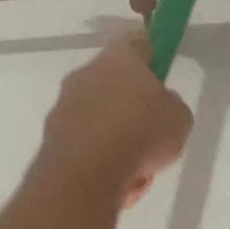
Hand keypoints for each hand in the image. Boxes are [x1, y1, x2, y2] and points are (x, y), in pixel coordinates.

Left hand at [37, 34, 193, 207]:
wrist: (84, 176)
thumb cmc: (140, 135)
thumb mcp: (179, 118)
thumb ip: (170, 106)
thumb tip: (157, 109)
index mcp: (117, 59)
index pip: (137, 44)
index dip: (152, 57)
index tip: (161, 76)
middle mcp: (83, 76)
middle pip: (113, 86)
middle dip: (131, 110)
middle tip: (151, 136)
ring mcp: (62, 107)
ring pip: (98, 121)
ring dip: (116, 142)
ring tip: (135, 173)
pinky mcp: (51, 139)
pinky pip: (84, 147)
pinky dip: (98, 163)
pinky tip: (115, 185)